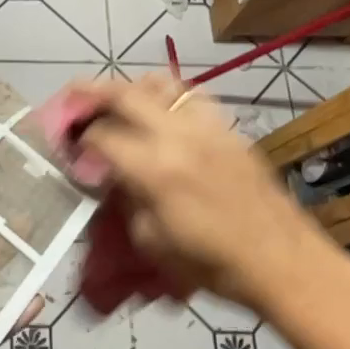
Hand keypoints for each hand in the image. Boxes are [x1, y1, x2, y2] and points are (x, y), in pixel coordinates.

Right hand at [71, 72, 331, 304]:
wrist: (283, 262)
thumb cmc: (214, 265)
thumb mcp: (153, 243)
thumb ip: (127, 201)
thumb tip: (114, 177)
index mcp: (154, 169)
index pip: (101, 135)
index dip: (77, 136)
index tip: (67, 142)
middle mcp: (178, 135)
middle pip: (125, 94)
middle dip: (92, 92)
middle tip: (72, 96)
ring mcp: (208, 126)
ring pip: (162, 83)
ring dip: (133, 86)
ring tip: (119, 100)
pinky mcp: (229, 129)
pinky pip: (192, 96)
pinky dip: (169, 96)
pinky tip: (163, 112)